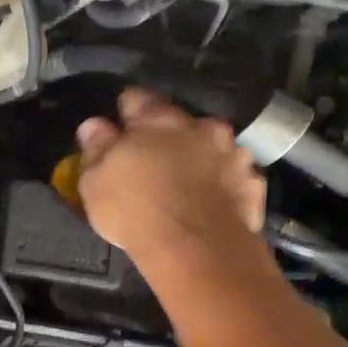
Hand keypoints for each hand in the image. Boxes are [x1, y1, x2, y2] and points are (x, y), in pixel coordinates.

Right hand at [75, 87, 267, 268]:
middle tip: (150, 158)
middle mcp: (201, 126)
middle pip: (179, 122)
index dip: (124, 110)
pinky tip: (208, 201)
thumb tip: (94, 123)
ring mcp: (233, 154)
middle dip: (166, 135)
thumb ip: (96, 147)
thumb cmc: (135, 207)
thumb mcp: (95, 180)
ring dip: (197, 157)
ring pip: (211, 147)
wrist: (196, 247)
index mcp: (158, 119)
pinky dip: (221, 183)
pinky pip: (232, 176)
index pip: (137, 98)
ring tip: (184, 182)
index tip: (116, 123)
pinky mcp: (253, 183)